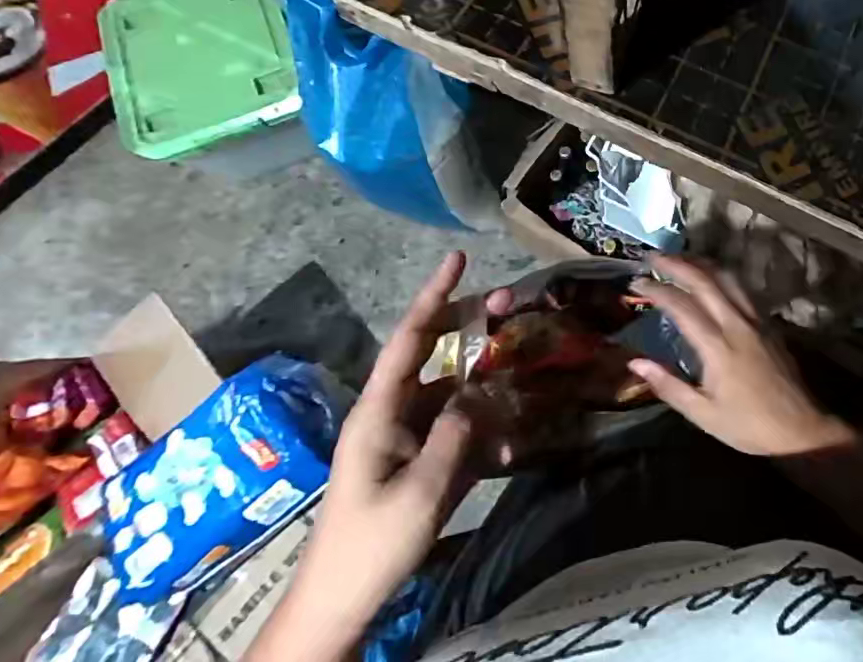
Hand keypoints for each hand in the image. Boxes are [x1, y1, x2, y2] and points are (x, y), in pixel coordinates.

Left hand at [254, 252, 507, 660]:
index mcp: (380, 409)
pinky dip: (483, 432)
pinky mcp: (418, 462)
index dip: (434, 295)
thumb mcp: (420, 492)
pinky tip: (511, 447)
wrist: (340, 603)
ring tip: (522, 375)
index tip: (458, 259)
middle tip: (509, 304)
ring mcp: (406, 438)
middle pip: (433, 355)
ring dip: (485, 387)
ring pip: (452, 394)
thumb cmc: (371, 544)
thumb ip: (454, 437)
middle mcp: (392, 412)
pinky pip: (455, 432)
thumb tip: (476, 396)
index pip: (410, 337)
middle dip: (469, 327)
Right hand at [627, 256, 856, 456]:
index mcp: (717, 346)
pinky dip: (720, 275)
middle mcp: (736, 324)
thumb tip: (635, 363)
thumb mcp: (703, 414)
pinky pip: (741, 288)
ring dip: (700, 263)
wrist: (801, 430)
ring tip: (679, 259)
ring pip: (727, 278)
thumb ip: (668, 386)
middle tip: (653, 257)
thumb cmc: (748, 426)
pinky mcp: (768, 323)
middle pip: (704, 281)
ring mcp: (755, 320)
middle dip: (676, 264)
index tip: (637, 281)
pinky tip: (711, 277)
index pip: (681, 305)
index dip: (656, 289)